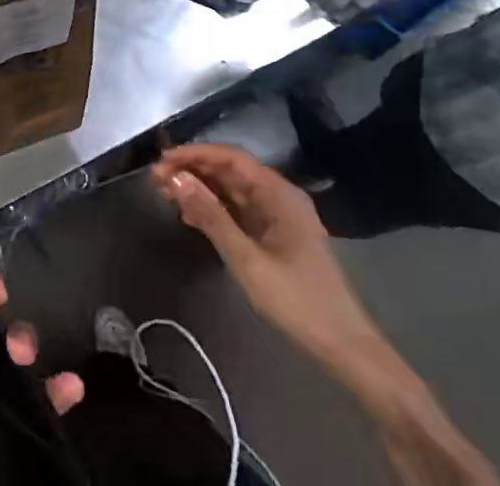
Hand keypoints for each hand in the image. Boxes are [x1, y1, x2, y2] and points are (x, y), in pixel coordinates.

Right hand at [154, 144, 499, 485]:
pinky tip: (189, 216)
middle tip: (156, 180)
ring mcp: (278, 217)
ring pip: (231, 191)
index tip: (162, 162)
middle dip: (193, 171)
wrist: (342, 345)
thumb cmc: (296, 299)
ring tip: (166, 195)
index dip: (195, 154)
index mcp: (280, 195)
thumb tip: (177, 179)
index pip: (232, 158)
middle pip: (230, 171)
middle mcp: (280, 198)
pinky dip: (212, 209)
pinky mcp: (274, 236)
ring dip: (199, 189)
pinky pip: (238, 211)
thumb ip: (210, 215)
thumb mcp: (246, 258)